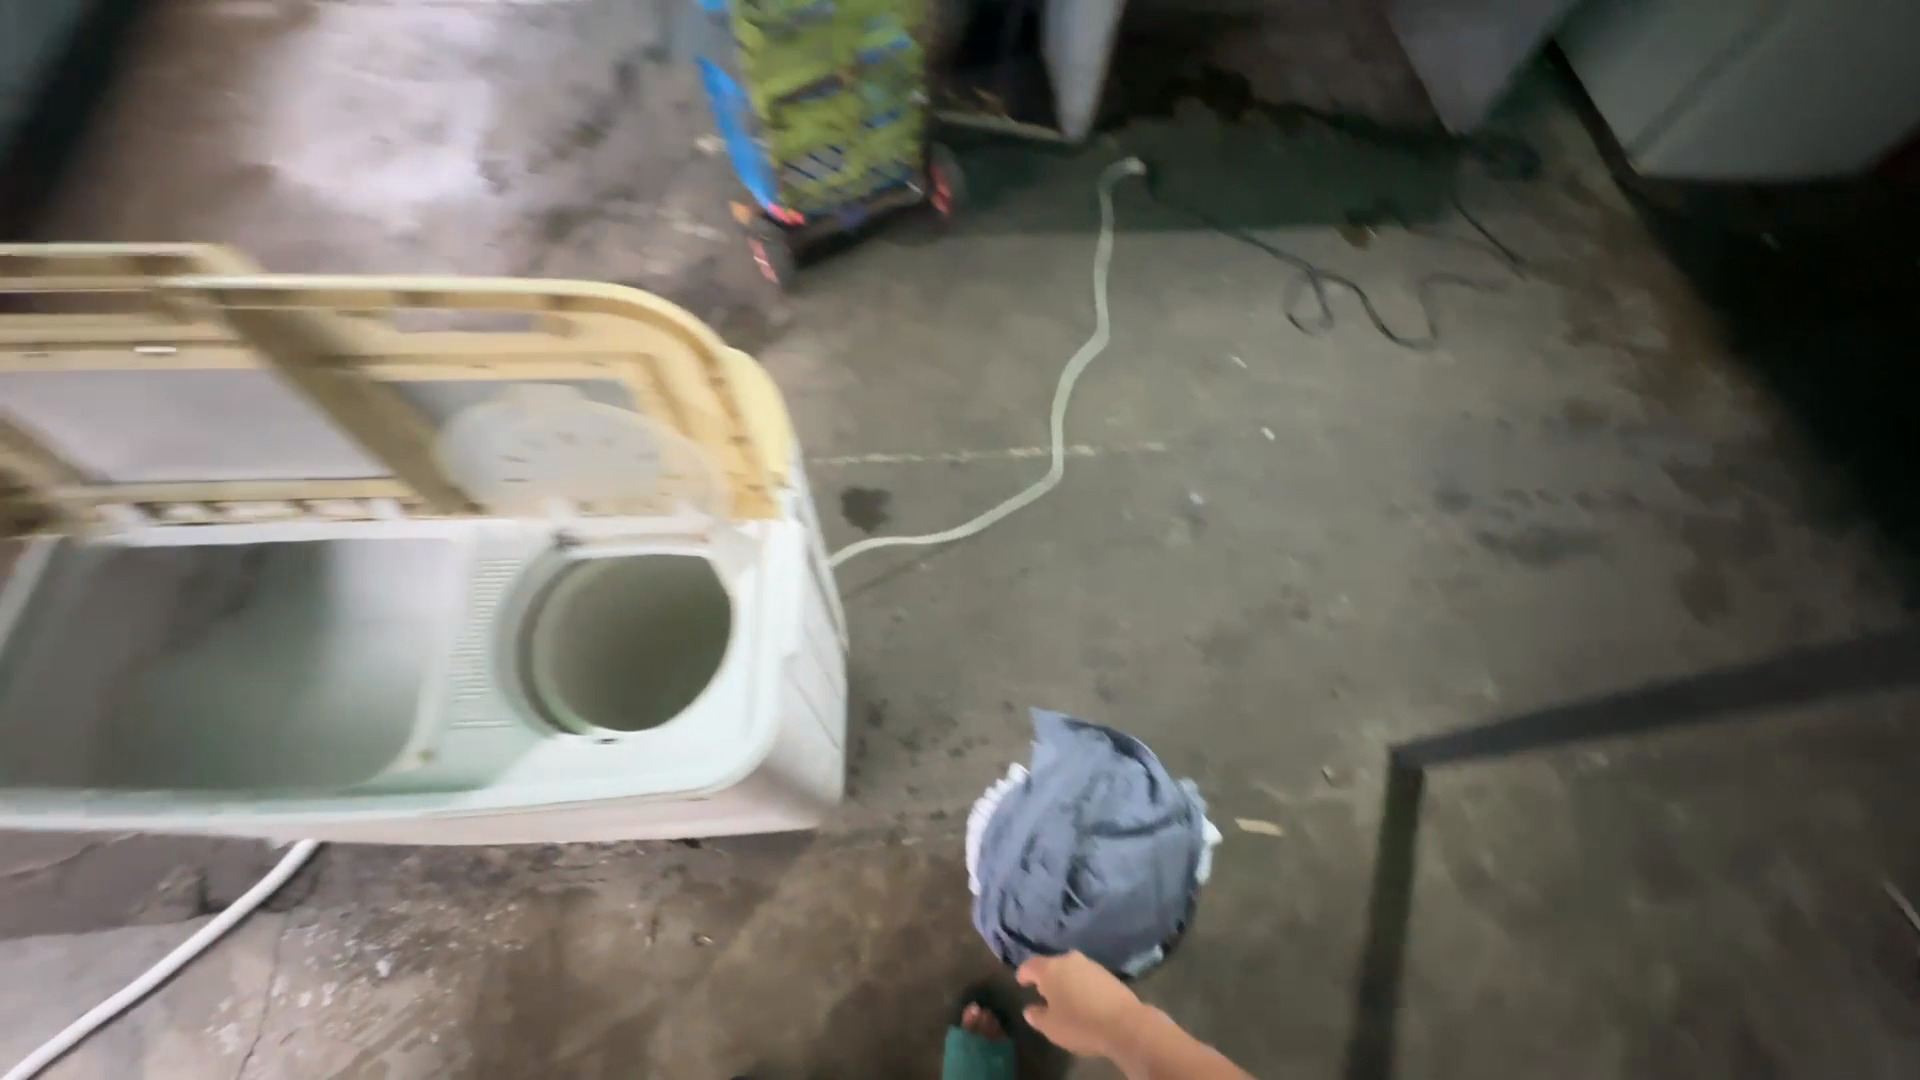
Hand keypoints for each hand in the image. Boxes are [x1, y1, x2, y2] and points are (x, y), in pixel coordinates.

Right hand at [1016, 951, 1149, 1059]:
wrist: (1123, 1022)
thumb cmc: (1079, 1023)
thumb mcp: (1051, 1027)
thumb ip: (1036, 1016)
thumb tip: (1029, 1009)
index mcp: (1050, 968)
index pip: (1030, 965)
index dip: (1023, 974)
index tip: (1020, 982)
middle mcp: (1068, 959)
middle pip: (1051, 965)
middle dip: (1045, 978)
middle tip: (1042, 992)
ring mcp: (1089, 963)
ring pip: (1069, 969)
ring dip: (1064, 980)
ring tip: (1063, 997)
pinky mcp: (1105, 972)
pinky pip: (1085, 975)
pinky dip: (1079, 984)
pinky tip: (1082, 999)